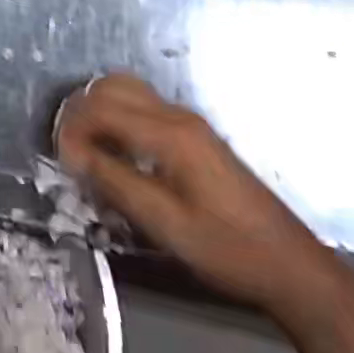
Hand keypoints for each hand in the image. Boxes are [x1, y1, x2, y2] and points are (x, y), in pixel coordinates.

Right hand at [55, 74, 339, 308]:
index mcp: (170, 134)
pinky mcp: (193, 133)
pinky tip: (114, 148)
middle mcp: (177, 115)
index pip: (101, 109)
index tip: (62, 160)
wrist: (291, 266)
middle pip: (111, 86)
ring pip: (127, 89)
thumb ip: (114, 182)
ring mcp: (187, 121)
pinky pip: (141, 105)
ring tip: (85, 145)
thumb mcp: (164, 224)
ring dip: (98, 109)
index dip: (72, 129)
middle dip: (80, 111)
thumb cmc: (226, 248)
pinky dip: (116, 115)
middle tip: (67, 147)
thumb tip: (72, 154)